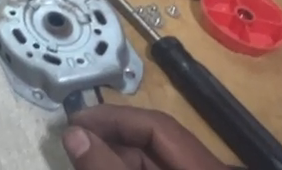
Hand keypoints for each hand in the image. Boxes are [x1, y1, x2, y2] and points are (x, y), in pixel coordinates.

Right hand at [62, 105, 229, 169]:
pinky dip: (126, 169)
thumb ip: (108, 169)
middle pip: (154, 144)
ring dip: (114, 158)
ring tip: (85, 161)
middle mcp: (206, 168)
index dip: (114, 117)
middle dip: (110, 140)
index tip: (76, 122)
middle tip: (74, 145)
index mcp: (208, 168)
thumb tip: (72, 133)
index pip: (158, 125)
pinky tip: (102, 169)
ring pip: (152, 162)